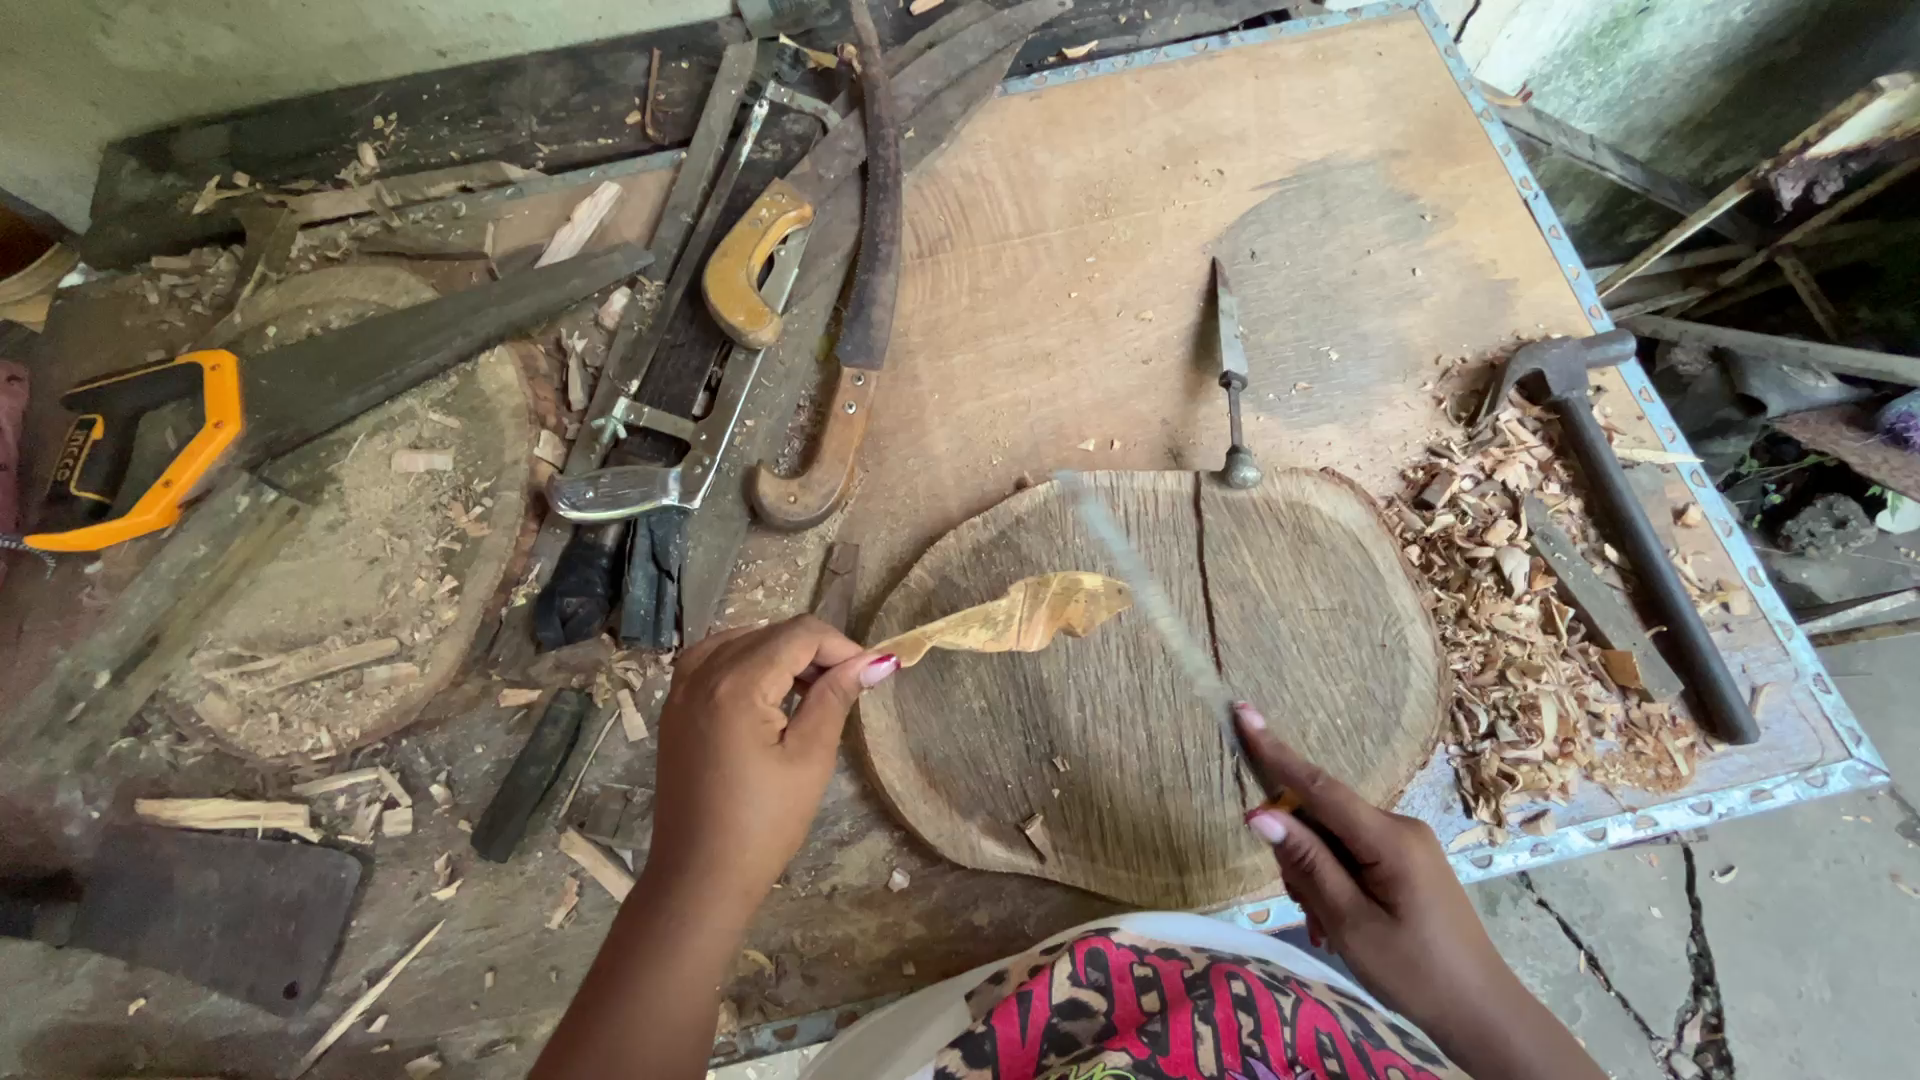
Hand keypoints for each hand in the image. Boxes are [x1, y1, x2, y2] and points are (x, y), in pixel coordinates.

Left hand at [648, 616, 899, 914]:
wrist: (699, 878)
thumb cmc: (763, 824)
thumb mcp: (810, 757)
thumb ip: (836, 697)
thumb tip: (876, 660)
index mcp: (736, 684)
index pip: (799, 634)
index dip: (841, 646)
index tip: (870, 673)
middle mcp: (702, 673)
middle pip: (771, 632)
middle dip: (815, 650)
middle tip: (847, 685)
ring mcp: (681, 689)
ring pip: (742, 639)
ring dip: (781, 652)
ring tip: (811, 688)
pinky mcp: (675, 707)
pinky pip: (714, 658)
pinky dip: (747, 660)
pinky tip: (768, 689)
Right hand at [1234, 703, 1605, 1079]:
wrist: (1485, 1017)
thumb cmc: (1415, 972)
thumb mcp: (1349, 922)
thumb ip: (1305, 862)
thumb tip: (1259, 813)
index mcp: (1388, 837)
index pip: (1317, 786)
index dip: (1274, 750)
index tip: (1243, 710)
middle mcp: (1398, 827)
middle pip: (1320, 817)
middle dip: (1297, 854)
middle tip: (1305, 910)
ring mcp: (1405, 843)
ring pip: (1331, 839)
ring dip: (1315, 876)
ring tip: (1325, 926)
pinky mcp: (1406, 861)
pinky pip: (1351, 854)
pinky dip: (1333, 882)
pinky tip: (1336, 923)